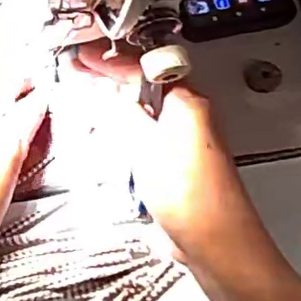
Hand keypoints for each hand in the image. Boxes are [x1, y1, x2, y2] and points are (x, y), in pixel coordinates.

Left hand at [0, 77, 48, 268]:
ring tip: (1, 84)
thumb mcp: (7, 186)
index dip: (40, 96)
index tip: (43, 93)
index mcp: (5, 145)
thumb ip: (17, 148)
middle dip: (17, 79)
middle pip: (2, 83)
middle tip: (26, 81)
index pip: (29, 106)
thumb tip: (25, 122)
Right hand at [73, 43, 275, 273]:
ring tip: (90, 97)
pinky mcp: (180, 161)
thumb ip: (125, 114)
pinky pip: (148, 132)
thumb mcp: (145, 147)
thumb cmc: (192, 199)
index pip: (141, 68)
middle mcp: (190, 116)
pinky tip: (112, 132)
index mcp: (187, 103)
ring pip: (146, 109)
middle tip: (82, 72)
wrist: (218, 242)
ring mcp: (186, 139)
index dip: (108, 62)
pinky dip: (127, 126)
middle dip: (111, 78)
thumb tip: (111, 91)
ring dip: (118, 101)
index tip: (84, 58)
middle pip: (145, 85)